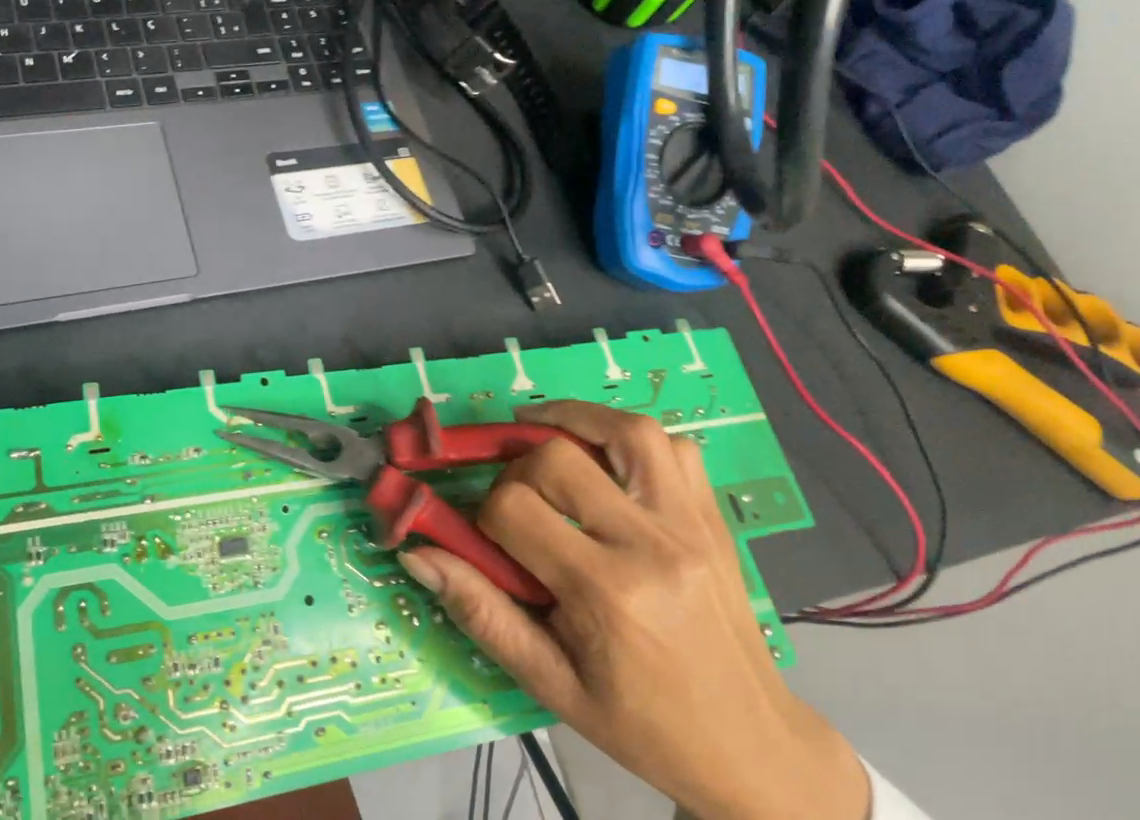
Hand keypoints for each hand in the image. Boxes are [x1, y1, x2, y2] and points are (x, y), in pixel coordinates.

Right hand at [399, 402, 868, 819]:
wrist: (749, 745)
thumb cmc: (639, 721)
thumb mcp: (548, 681)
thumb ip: (481, 612)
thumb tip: (416, 554)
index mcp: (607, 592)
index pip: (514, 509)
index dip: (481, 515)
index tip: (484, 541)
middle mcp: (653, 544)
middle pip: (559, 458)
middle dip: (516, 469)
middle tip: (512, 501)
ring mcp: (692, 524)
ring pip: (628, 431)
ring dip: (573, 421)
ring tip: (539, 433)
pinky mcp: (714, 519)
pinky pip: (674, 448)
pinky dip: (629, 437)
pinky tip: (601, 456)